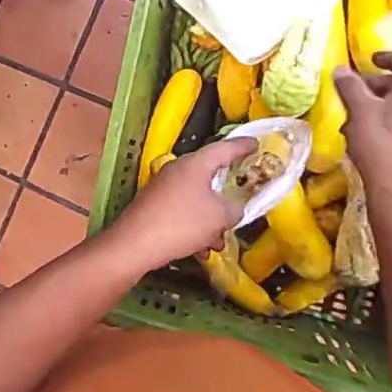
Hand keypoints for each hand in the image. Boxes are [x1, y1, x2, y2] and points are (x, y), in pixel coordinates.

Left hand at [111, 137, 255, 269]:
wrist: (135, 244)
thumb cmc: (182, 222)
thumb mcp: (219, 216)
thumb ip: (235, 208)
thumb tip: (233, 207)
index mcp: (195, 164)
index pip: (224, 148)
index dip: (242, 146)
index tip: (255, 143)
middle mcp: (177, 170)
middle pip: (209, 176)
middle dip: (225, 196)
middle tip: (240, 203)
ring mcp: (162, 187)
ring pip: (196, 198)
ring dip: (210, 219)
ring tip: (218, 241)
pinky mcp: (153, 206)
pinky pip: (182, 211)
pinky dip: (195, 226)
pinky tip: (199, 248)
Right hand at [334, 50, 391, 205]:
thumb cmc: (380, 147)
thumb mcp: (360, 113)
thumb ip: (351, 89)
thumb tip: (341, 69)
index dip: (391, 57)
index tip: (371, 58)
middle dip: (377, 83)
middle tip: (353, 88)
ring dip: (378, 102)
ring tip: (353, 112)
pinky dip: (383, 117)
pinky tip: (362, 132)